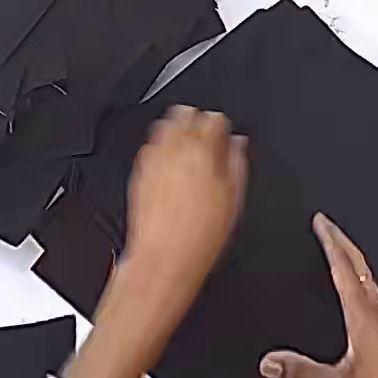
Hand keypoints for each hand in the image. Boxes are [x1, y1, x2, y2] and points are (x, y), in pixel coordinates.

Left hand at [87, 107, 247, 377]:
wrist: (163, 262)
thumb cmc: (199, 240)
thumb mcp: (233, 201)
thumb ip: (236, 164)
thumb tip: (238, 144)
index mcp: (204, 154)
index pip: (214, 120)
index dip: (221, 124)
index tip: (224, 132)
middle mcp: (176, 151)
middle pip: (186, 115)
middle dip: (196, 119)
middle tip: (204, 130)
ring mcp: (154, 160)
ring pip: (164, 125)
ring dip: (176, 126)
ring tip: (185, 137)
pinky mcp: (138, 172)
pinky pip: (149, 146)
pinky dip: (159, 145)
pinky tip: (167, 158)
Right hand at [259, 213, 377, 377]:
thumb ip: (300, 373)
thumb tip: (270, 361)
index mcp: (365, 318)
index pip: (344, 267)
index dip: (331, 241)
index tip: (321, 222)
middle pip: (359, 265)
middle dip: (341, 240)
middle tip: (326, 223)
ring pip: (367, 277)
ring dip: (351, 256)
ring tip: (337, 246)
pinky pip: (372, 292)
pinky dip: (358, 277)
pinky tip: (355, 287)